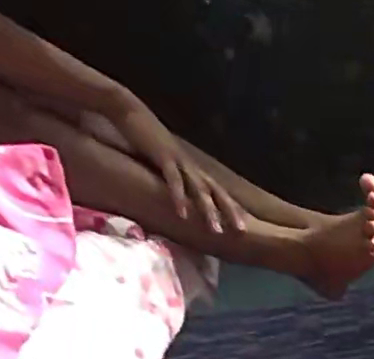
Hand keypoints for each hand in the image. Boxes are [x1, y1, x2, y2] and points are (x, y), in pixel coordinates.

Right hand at [105, 93, 247, 234]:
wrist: (130, 111)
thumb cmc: (148, 140)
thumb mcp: (168, 163)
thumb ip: (178, 179)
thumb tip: (184, 197)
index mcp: (194, 169)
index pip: (219, 191)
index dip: (232, 207)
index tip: (244, 226)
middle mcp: (192, 166)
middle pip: (216, 192)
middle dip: (230, 212)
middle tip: (242, 232)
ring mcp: (179, 161)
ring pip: (199, 189)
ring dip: (209, 211)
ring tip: (216, 231)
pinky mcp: (163, 157)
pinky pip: (173, 181)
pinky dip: (179, 198)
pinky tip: (182, 215)